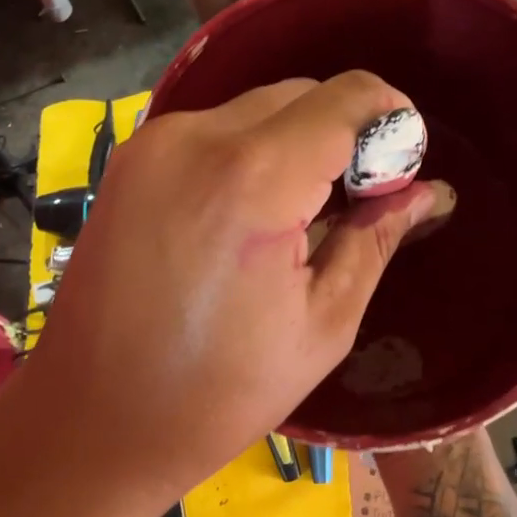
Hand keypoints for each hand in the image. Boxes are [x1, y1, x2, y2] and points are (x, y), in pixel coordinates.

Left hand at [23, 73, 438, 484]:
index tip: (402, 168)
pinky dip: (247, 153)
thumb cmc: (218, 392)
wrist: (91, 420)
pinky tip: (248, 216)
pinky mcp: (129, 161)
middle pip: (300, 95)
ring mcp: (153, 144)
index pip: (347, 97)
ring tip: (299, 217)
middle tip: (355, 203)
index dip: (390, 120)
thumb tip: (425, 192)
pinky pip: (212, 131)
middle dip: (343, 133)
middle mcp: (197, 137)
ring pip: (254, 109)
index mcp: (254, 176)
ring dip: (294, 142)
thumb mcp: (322, 324)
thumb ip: (375, 238)